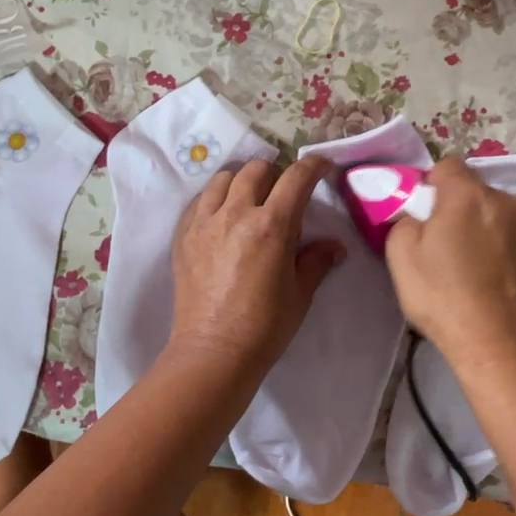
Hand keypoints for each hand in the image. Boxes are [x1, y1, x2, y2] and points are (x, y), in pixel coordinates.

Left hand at [168, 156, 345, 373]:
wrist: (213, 350)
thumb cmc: (265, 326)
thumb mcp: (300, 293)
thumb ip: (316, 260)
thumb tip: (333, 245)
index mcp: (271, 225)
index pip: (296, 178)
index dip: (313, 166)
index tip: (322, 167)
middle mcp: (235, 213)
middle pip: (256, 170)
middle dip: (275, 173)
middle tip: (283, 192)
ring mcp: (204, 222)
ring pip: (223, 179)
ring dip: (241, 182)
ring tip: (249, 200)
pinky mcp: (183, 235)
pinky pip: (199, 201)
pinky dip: (214, 199)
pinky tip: (222, 218)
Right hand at [384, 157, 515, 375]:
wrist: (505, 351)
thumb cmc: (446, 301)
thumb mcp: (400, 258)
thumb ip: (406, 222)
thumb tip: (419, 216)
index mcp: (468, 197)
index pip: (449, 167)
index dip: (435, 187)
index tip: (428, 215)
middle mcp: (513, 204)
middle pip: (483, 195)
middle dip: (468, 213)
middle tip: (455, 250)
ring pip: (514, 220)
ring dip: (500, 234)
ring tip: (489, 272)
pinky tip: (515, 287)